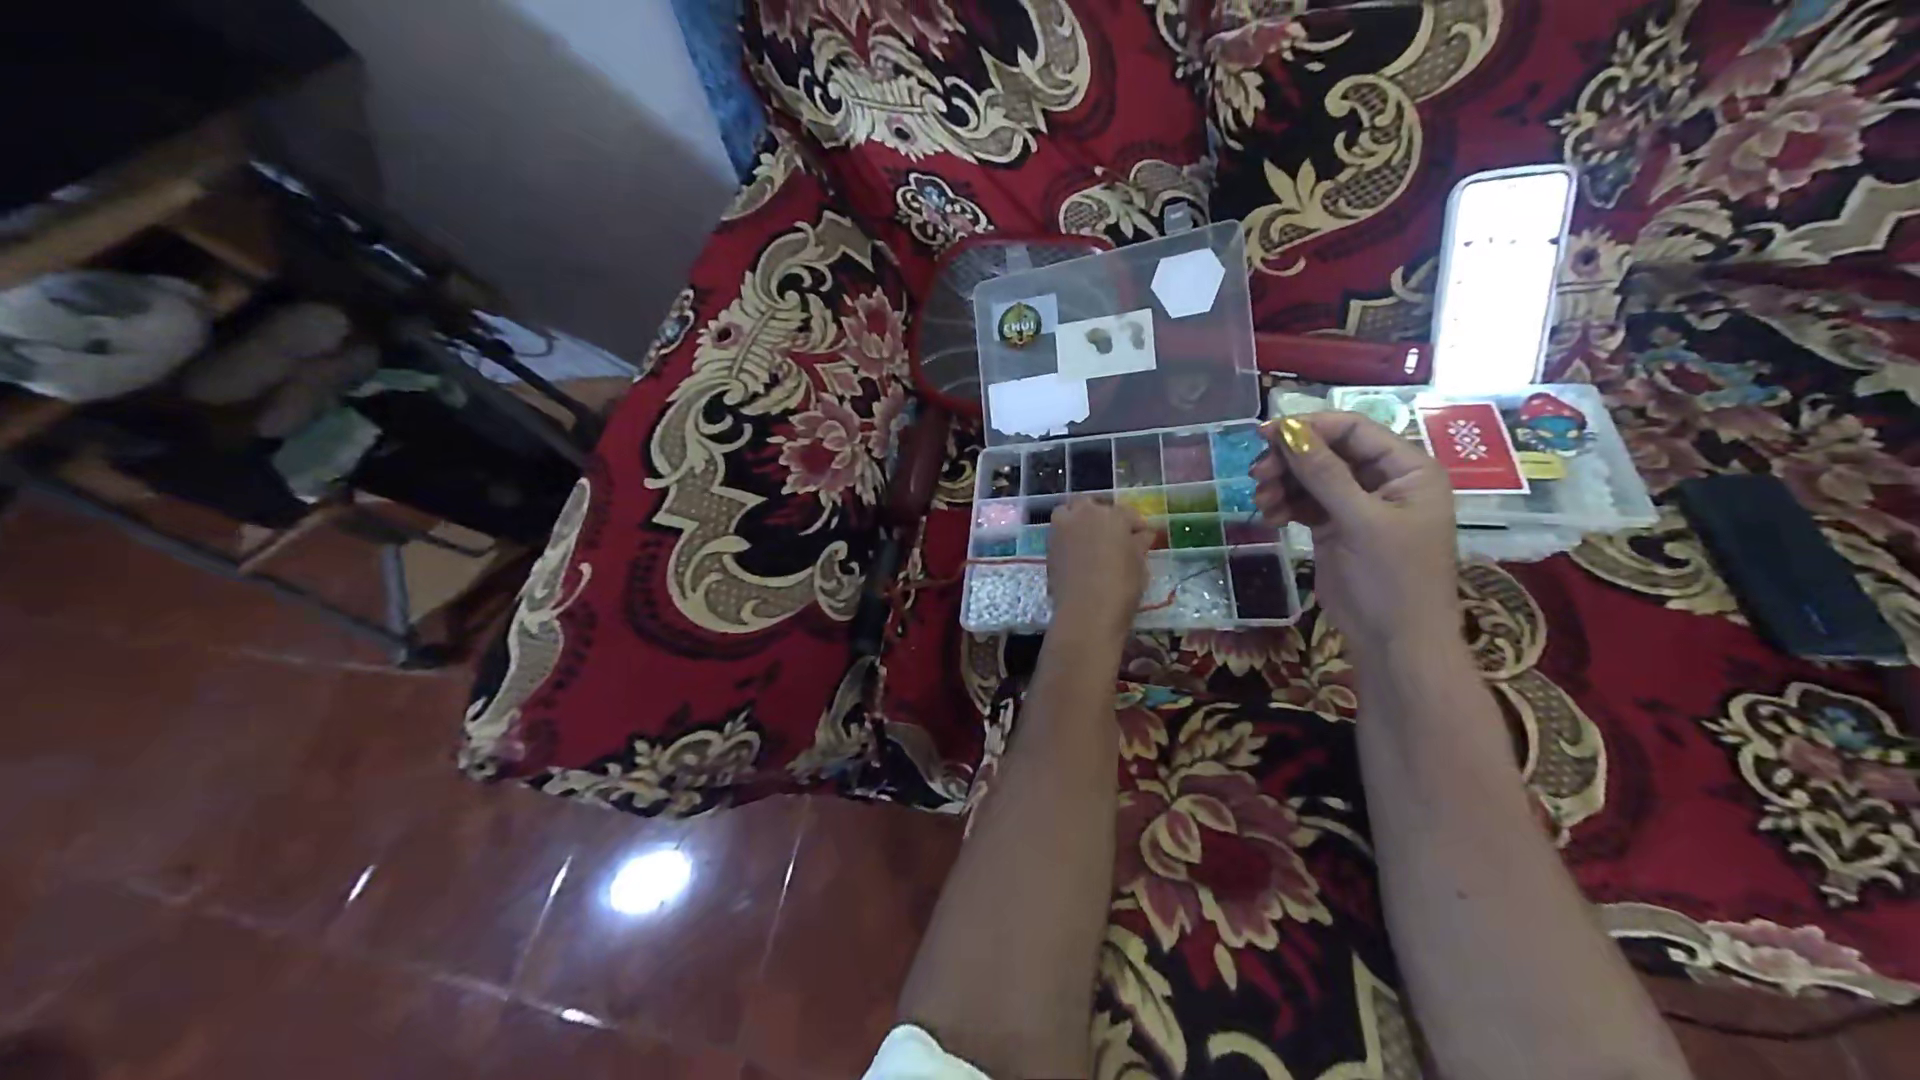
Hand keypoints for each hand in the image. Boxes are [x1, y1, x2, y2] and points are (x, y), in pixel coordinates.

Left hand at [1047, 497, 1153, 641]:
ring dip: (1077, 519)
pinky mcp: (1048, 545)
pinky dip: (1067, 536)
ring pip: (1068, 512)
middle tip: (1112, 533)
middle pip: (1092, 506)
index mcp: (1113, 516)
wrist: (1086, 610)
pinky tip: (1077, 553)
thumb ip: (1139, 544)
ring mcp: (1063, 527)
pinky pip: (1058, 532)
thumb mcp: (1138, 564)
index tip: (1141, 536)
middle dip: (1102, 515)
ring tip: (1089, 538)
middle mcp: (1085, 514)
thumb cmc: (1121, 586)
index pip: (1128, 514)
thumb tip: (1143, 535)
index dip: (1136, 525)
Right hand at [1251, 413, 1459, 656]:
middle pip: (1328, 452)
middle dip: (1291, 461)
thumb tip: (1289, 430)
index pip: (1354, 430)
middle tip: (1256, 475)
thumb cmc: (1392, 579)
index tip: (1264, 435)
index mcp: (1408, 469)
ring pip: (1312, 478)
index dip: (1309, 427)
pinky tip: (1270, 518)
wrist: (1395, 642)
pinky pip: (1306, 503)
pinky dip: (1285, 506)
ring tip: (1261, 503)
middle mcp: (1385, 480)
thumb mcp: (1359, 522)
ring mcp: (1359, 505)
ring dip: (1283, 485)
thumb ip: (1324, 474)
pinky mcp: (1337, 528)